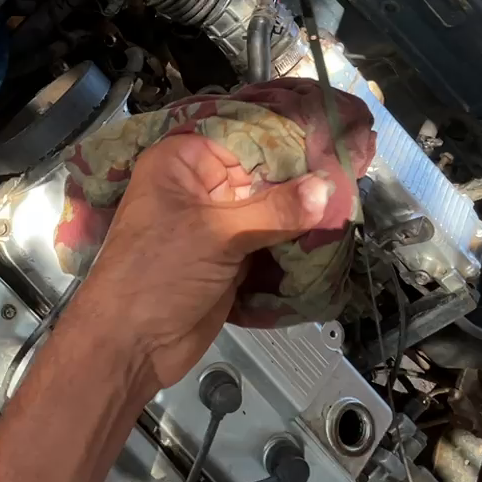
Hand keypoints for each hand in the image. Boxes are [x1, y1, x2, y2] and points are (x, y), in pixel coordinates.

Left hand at [65, 133, 333, 394]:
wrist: (131, 344)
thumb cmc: (154, 275)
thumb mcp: (216, 234)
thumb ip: (275, 211)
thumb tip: (325, 186)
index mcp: (179, 163)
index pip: (241, 137)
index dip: (284, 140)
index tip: (331, 141)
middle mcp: (197, 186)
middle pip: (259, 173)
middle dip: (300, 179)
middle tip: (350, 175)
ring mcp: (214, 223)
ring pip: (268, 209)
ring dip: (301, 214)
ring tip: (348, 205)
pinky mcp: (229, 257)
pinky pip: (269, 240)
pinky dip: (294, 242)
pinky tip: (330, 238)